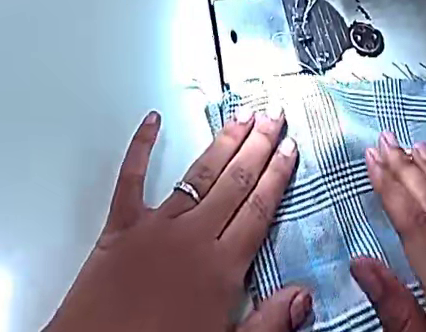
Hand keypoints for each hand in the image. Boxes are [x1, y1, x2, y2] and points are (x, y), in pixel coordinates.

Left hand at [44, 109, 306, 331]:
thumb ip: (267, 324)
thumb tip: (303, 294)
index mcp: (220, 270)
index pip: (258, 209)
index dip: (277, 175)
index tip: (289, 148)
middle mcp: (192, 238)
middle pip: (234, 181)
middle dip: (257, 144)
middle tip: (272, 115)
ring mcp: (156, 225)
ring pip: (198, 173)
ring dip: (222, 142)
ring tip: (240, 116)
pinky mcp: (121, 224)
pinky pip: (131, 176)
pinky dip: (141, 145)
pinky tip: (152, 120)